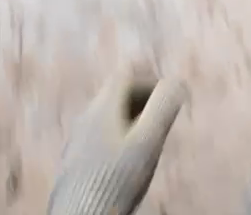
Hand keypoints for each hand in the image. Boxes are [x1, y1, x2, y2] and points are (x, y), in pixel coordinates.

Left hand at [49, 64, 187, 214]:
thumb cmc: (119, 176)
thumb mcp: (148, 140)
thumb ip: (164, 106)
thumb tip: (178, 82)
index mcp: (103, 105)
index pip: (126, 74)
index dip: (149, 79)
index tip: (166, 95)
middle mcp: (86, 116)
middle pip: (115, 93)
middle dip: (141, 99)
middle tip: (160, 116)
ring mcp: (76, 139)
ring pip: (106, 115)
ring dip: (128, 119)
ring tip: (146, 140)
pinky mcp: (72, 161)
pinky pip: (97, 135)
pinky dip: (116, 137)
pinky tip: (124, 160)